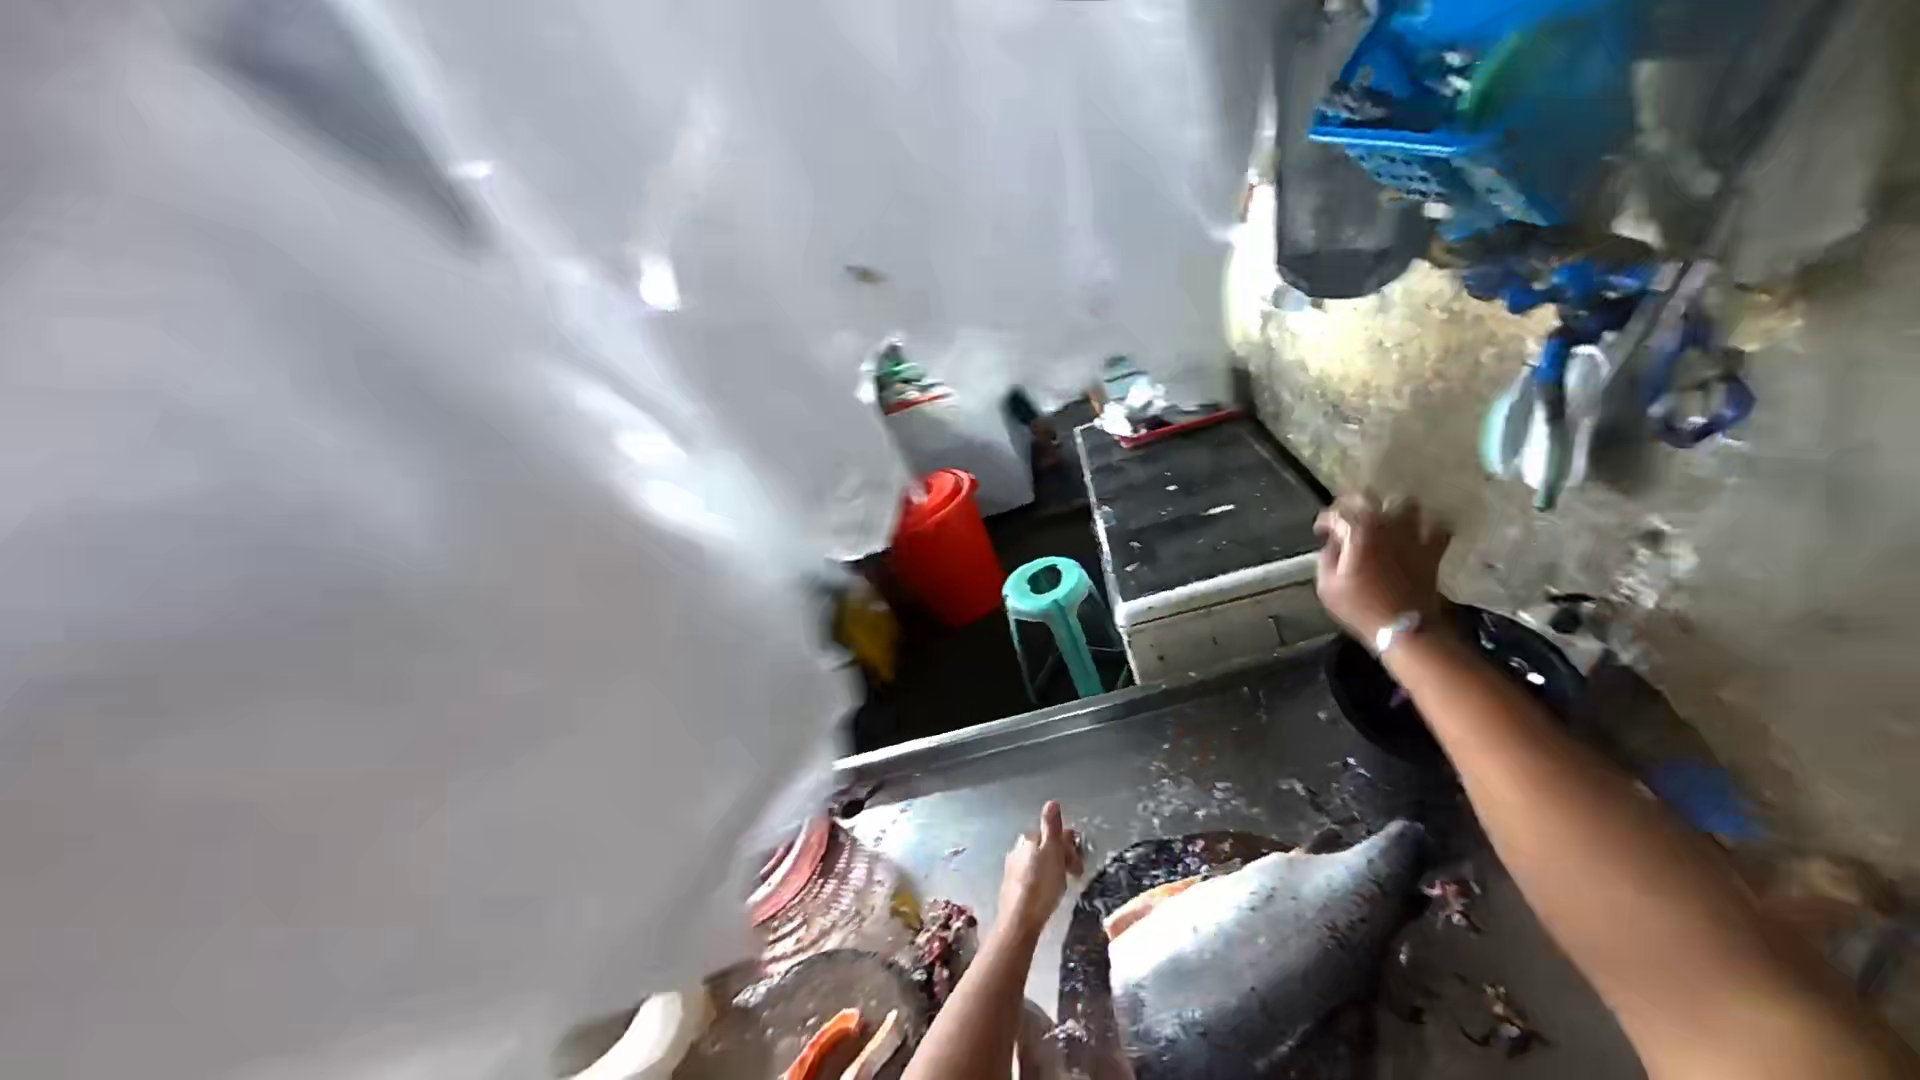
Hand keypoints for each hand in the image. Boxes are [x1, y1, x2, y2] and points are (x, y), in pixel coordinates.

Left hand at [998, 801, 1083, 936]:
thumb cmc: (1041, 884)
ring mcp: (1013, 867)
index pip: (1053, 832)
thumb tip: (1052, 801)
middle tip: (1075, 875)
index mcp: (1029, 838)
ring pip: (1040, 860)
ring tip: (1063, 885)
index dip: (1069, 846)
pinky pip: (1033, 875)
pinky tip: (1048, 892)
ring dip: (1054, 868)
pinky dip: (1044, 879)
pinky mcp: (1012, 885)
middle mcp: (1018, 848)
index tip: (1078, 864)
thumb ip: (1052, 826)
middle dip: (1062, 856)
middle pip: (1046, 846)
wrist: (1019, 919)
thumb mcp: (1052, 852)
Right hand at [1314, 495, 1451, 641]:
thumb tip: (1333, 544)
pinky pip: (1437, 526)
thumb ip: (1327, 557)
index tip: (1320, 532)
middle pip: (1370, 498)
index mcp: (1359, 533)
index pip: (1337, 513)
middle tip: (1345, 516)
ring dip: (1391, 508)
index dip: (1325, 520)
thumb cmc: (1360, 607)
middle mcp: (1387, 525)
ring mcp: (1414, 535)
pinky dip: (1426, 525)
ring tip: (1382, 518)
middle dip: (1353, 503)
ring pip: (1406, 504)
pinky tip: (1416, 532)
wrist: (1404, 628)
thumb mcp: (1327, 585)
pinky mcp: (1433, 549)